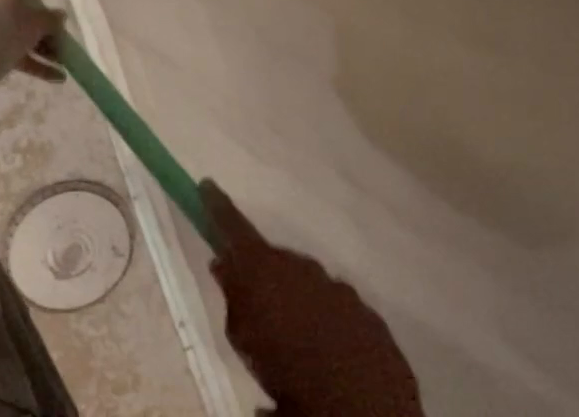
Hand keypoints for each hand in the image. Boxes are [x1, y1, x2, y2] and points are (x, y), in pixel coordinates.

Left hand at [0, 0, 66, 85]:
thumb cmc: (9, 27)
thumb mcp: (36, 22)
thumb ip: (50, 20)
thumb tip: (61, 15)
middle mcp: (0, 10)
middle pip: (22, 12)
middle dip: (43, 27)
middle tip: (61, 39)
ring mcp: (0, 33)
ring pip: (25, 39)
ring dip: (45, 50)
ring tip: (65, 62)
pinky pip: (23, 59)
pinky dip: (39, 67)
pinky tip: (58, 78)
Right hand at [202, 181, 423, 416]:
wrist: (356, 411)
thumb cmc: (281, 369)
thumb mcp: (240, 336)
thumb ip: (232, 295)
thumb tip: (224, 264)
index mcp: (263, 268)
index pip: (234, 226)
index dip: (216, 205)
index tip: (206, 184)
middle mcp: (304, 268)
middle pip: (277, 259)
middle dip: (265, 273)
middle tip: (257, 302)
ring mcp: (343, 292)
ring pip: (311, 284)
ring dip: (299, 299)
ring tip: (295, 335)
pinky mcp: (372, 319)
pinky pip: (342, 310)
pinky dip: (330, 321)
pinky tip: (326, 348)